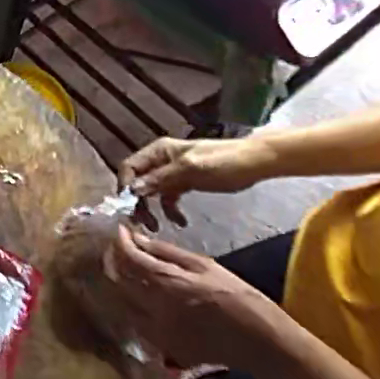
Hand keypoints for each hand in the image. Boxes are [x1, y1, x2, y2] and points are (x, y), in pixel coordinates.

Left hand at [105, 226, 289, 369]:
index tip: (121, 231)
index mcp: (167, 283)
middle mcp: (155, 309)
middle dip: (114, 261)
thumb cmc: (235, 294)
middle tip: (120, 249)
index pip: (129, 258)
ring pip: (122, 305)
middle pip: (118, 282)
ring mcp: (156, 332)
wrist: (257, 339)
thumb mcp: (203, 264)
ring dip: (120, 285)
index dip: (120, 242)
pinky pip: (136, 324)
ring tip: (127, 270)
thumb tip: (137, 239)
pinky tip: (140, 297)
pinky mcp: (162, 349)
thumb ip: (166, 252)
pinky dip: (132, 307)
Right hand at [118, 137, 277, 226]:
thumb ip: (160, 179)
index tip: (130, 209)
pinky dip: (171, 211)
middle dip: (138, 203)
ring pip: (150, 193)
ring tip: (157, 228)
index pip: (129, 167)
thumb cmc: (223, 162)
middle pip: (137, 182)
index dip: (125, 187)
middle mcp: (161, 160)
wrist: (253, 163)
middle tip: (144, 225)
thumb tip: (132, 190)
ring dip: (151, 210)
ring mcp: (172, 172)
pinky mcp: (184, 183)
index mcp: (158, 151)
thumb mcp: (190, 170)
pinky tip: (181, 222)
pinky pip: (168, 199)